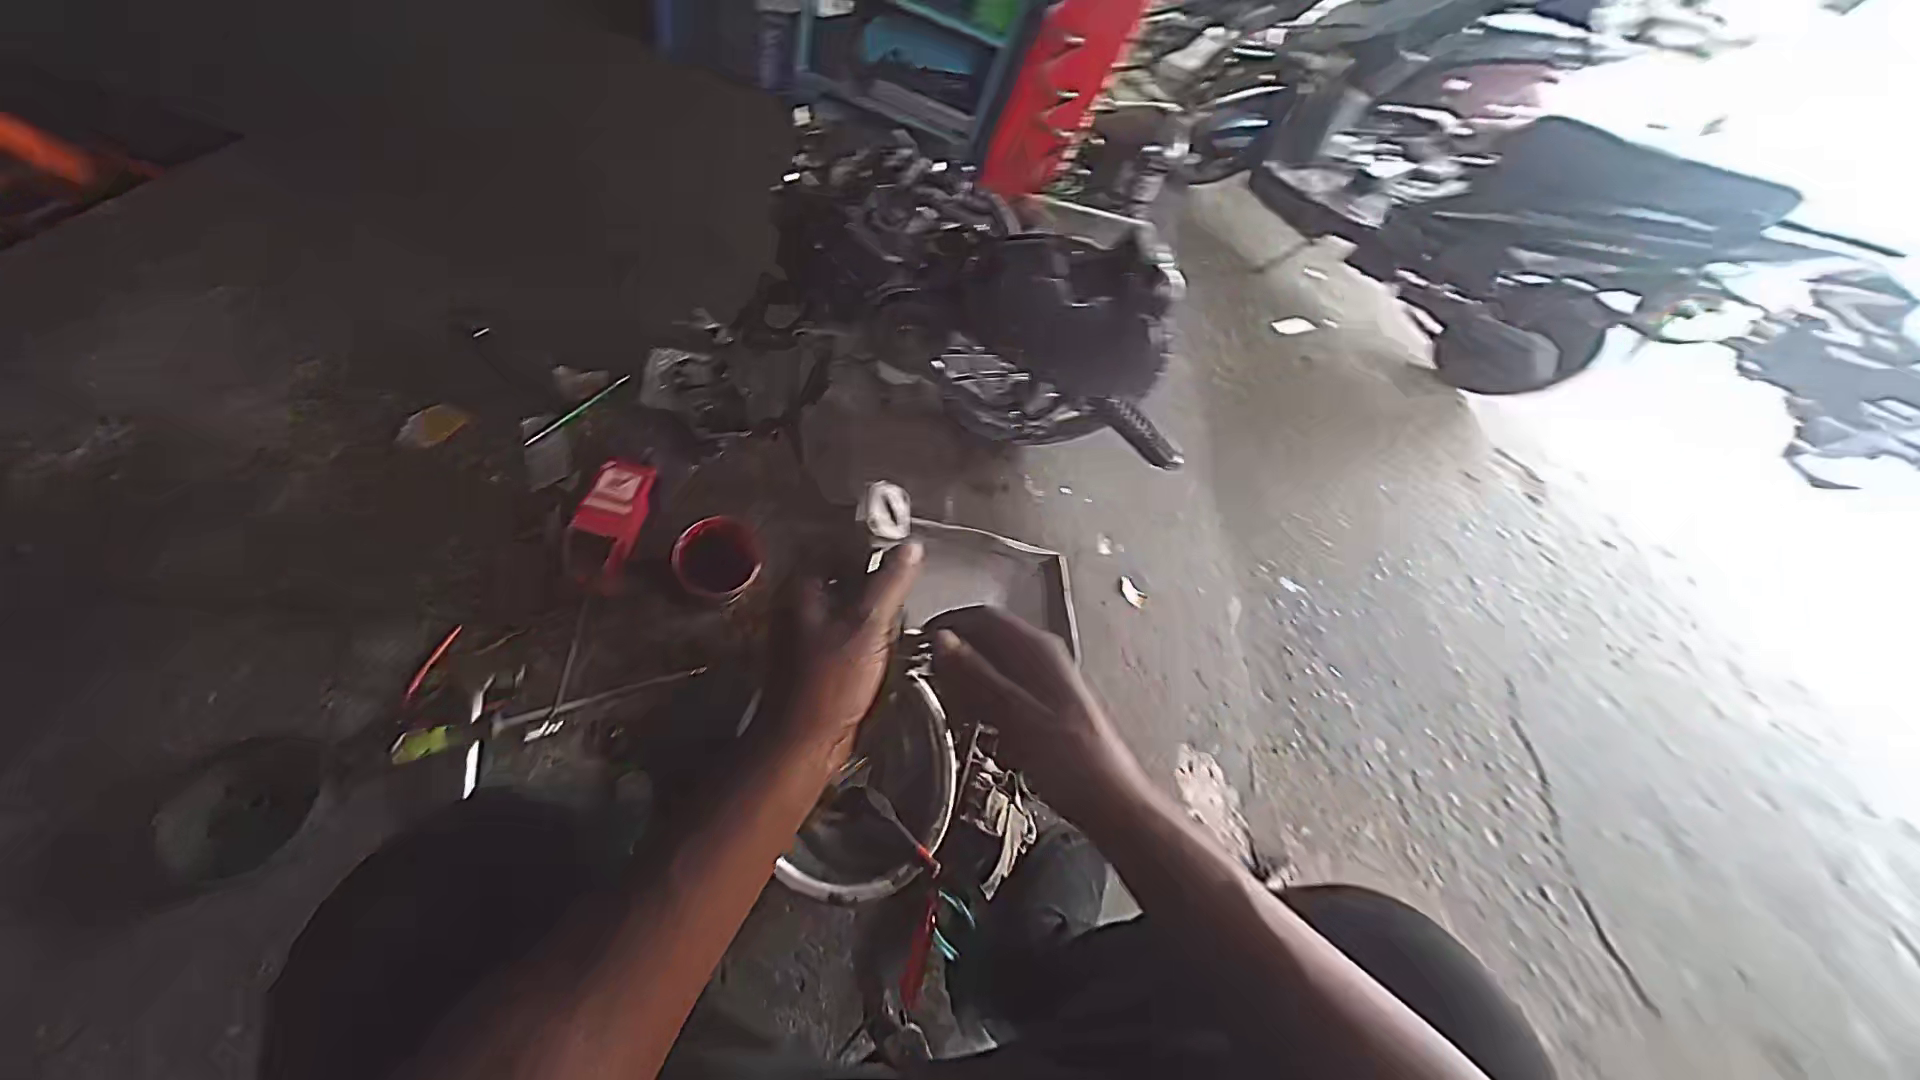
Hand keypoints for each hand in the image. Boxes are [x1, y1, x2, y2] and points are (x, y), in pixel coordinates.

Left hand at [768, 542, 923, 751]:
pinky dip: (869, 633)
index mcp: (802, 589)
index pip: (837, 546)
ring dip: (874, 609)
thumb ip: (891, 582)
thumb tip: (911, 549)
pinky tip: (884, 645)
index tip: (898, 553)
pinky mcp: (819, 657)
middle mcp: (799, 605)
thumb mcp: (868, 624)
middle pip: (844, 574)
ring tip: (894, 619)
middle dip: (875, 581)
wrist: (806, 740)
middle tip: (901, 586)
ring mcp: (807, 632)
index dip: (870, 547)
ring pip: (849, 604)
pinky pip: (850, 631)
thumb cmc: (828, 684)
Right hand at [931, 606, 1148, 824]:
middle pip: (987, 640)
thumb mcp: (1014, 715)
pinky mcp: (1044, 706)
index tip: (918, 644)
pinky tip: (979, 727)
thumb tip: (942, 640)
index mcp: (1038, 649)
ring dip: (967, 682)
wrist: (1110, 802)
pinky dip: (984, 703)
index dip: (948, 624)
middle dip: (955, 656)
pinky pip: (1003, 691)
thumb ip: (976, 675)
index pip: (983, 616)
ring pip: (993, 666)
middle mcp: (1043, 657)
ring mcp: (1045, 680)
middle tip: (929, 680)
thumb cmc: (1070, 761)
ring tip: (949, 707)